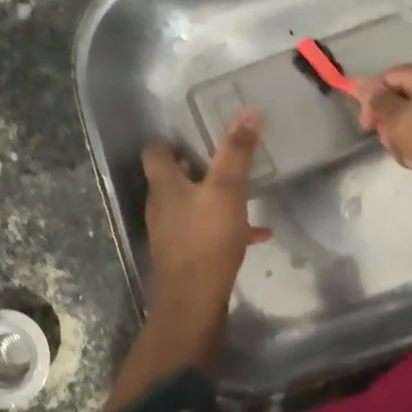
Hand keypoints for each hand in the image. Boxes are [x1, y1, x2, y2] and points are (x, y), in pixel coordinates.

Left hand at [142, 110, 269, 324]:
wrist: (194, 299)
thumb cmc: (206, 238)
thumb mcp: (227, 190)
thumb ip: (236, 152)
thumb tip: (247, 111)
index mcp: (164, 186)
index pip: (154, 152)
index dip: (170, 140)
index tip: (194, 133)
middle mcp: (161, 206)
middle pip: (172, 179)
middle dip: (196, 167)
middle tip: (224, 157)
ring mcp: (170, 232)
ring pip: (191, 205)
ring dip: (211, 196)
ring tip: (242, 192)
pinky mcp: (185, 254)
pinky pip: (205, 230)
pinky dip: (225, 226)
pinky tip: (256, 234)